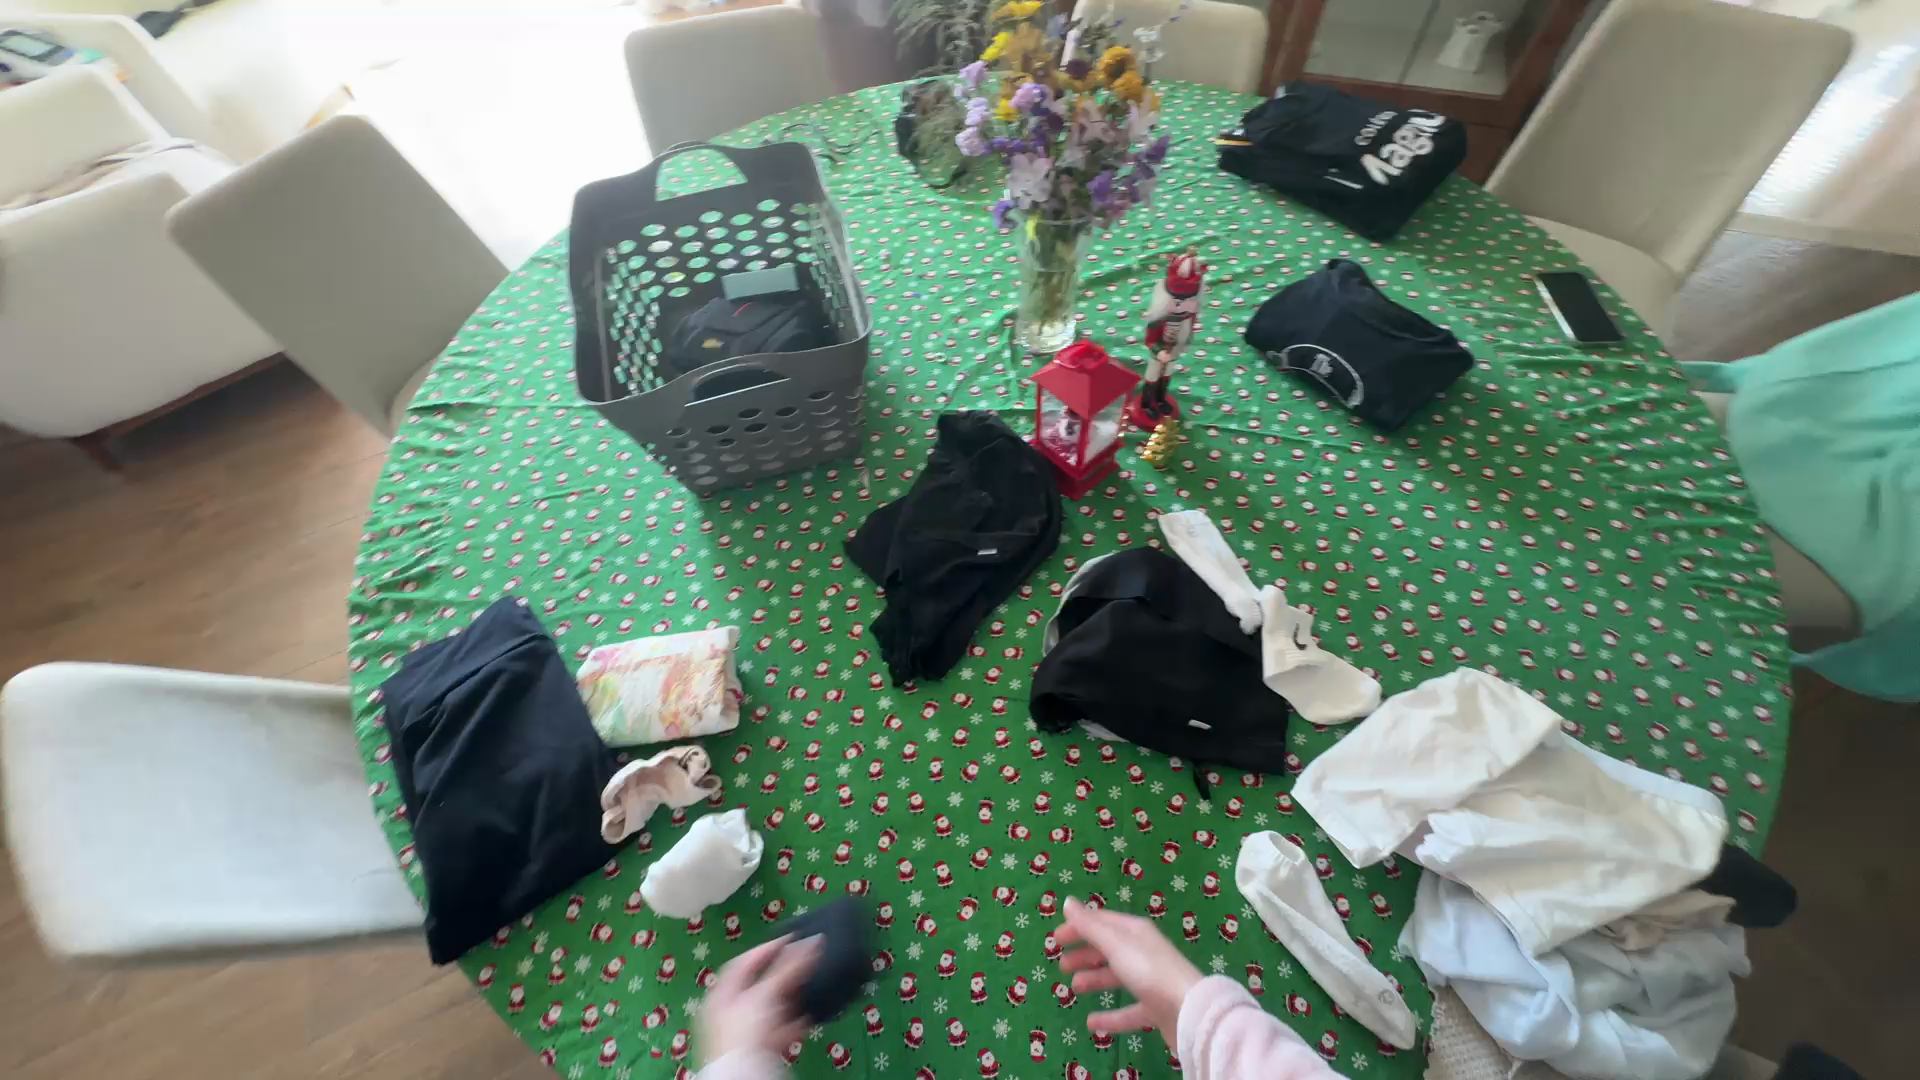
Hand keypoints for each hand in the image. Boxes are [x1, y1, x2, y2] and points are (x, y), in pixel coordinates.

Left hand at [696, 935, 819, 1066]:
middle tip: (804, 962)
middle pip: (758, 983)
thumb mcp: (766, 993)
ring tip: (808, 989)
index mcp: (722, 993)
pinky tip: (805, 1019)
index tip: (792, 939)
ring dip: (789, 998)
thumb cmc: (746, 1029)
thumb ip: (789, 967)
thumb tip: (812, 940)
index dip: (767, 948)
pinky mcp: (755, 1049)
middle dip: (783, 973)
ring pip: (769, 1007)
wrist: (743, 1077)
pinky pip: (776, 1028)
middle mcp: (727, 1010)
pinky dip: (791, 1022)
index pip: (744, 961)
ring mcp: (741, 1031)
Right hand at [1053, 896, 1204, 1048]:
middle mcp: (1142, 951)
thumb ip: (1089, 925)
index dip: (1078, 928)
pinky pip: (1128, 1010)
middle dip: (1084, 954)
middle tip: (1062, 965)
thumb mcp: (1115, 944)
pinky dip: (1110, 1016)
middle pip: (1108, 948)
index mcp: (1134, 931)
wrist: (1189, 1012)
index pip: (1101, 922)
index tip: (1056, 940)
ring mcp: (1150, 980)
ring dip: (1094, 980)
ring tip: (1074, 988)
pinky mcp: (1155, 1008)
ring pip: (1116, 977)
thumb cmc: (1148, 970)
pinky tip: (1092, 1023)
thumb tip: (1068, 902)